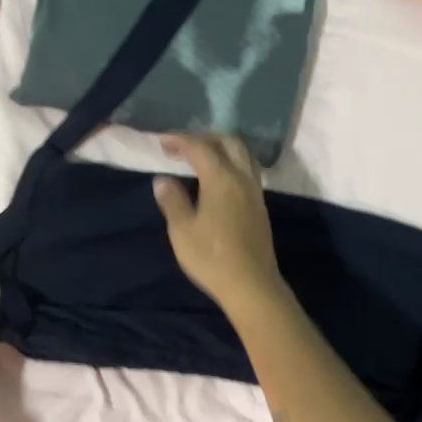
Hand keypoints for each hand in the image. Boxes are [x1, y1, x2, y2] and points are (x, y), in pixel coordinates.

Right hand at [153, 134, 286, 312]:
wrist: (251, 284)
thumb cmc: (212, 257)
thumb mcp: (182, 230)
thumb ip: (172, 200)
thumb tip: (163, 180)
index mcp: (221, 178)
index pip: (200, 147)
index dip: (180, 140)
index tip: (162, 142)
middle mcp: (242, 178)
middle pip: (228, 142)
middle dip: (204, 138)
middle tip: (183, 147)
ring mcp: (255, 192)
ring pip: (243, 155)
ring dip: (222, 149)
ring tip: (201, 159)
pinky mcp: (260, 207)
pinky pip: (247, 171)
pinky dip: (231, 164)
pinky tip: (218, 180)